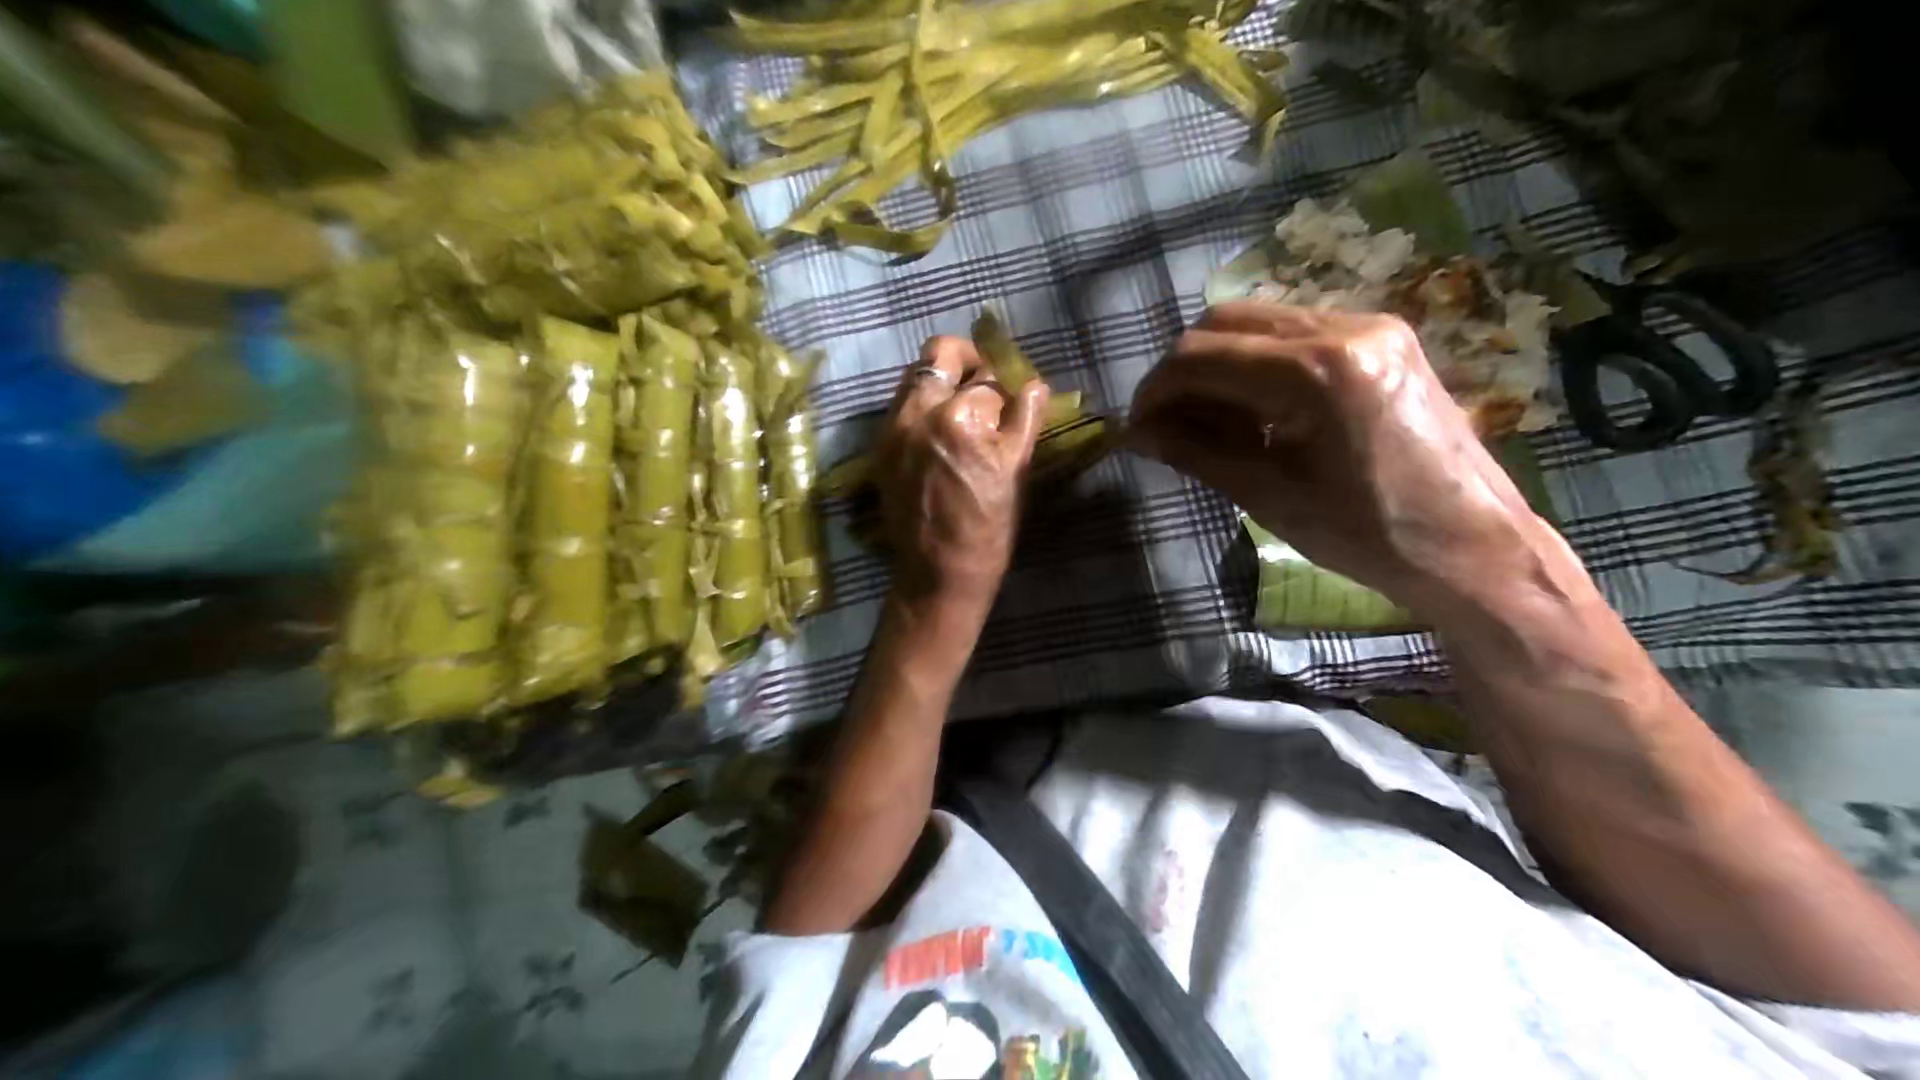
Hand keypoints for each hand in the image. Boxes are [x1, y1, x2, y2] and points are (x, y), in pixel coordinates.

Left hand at [876, 335, 1049, 611]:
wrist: (940, 570)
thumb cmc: (989, 524)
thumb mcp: (1016, 469)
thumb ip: (1024, 418)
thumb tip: (1033, 384)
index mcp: (957, 417)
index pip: (987, 379)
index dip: (1005, 390)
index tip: (1011, 402)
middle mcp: (916, 412)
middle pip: (939, 355)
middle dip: (966, 364)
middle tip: (983, 387)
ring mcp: (892, 429)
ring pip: (915, 378)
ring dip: (941, 384)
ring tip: (961, 415)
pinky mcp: (880, 447)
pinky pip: (901, 408)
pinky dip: (921, 410)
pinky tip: (939, 437)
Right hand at [1128, 302, 1543, 609]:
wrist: (1473, 547)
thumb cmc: (1368, 535)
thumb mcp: (1269, 496)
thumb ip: (1196, 452)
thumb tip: (1136, 434)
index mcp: (1316, 372)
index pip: (1202, 356)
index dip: (1155, 389)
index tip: (1136, 427)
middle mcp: (1345, 328)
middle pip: (1226, 322)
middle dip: (1182, 371)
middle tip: (1166, 423)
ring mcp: (1370, 327)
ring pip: (1259, 323)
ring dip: (1218, 366)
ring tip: (1210, 423)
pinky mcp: (1383, 340)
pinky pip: (1295, 335)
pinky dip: (1257, 365)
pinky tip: (1256, 412)